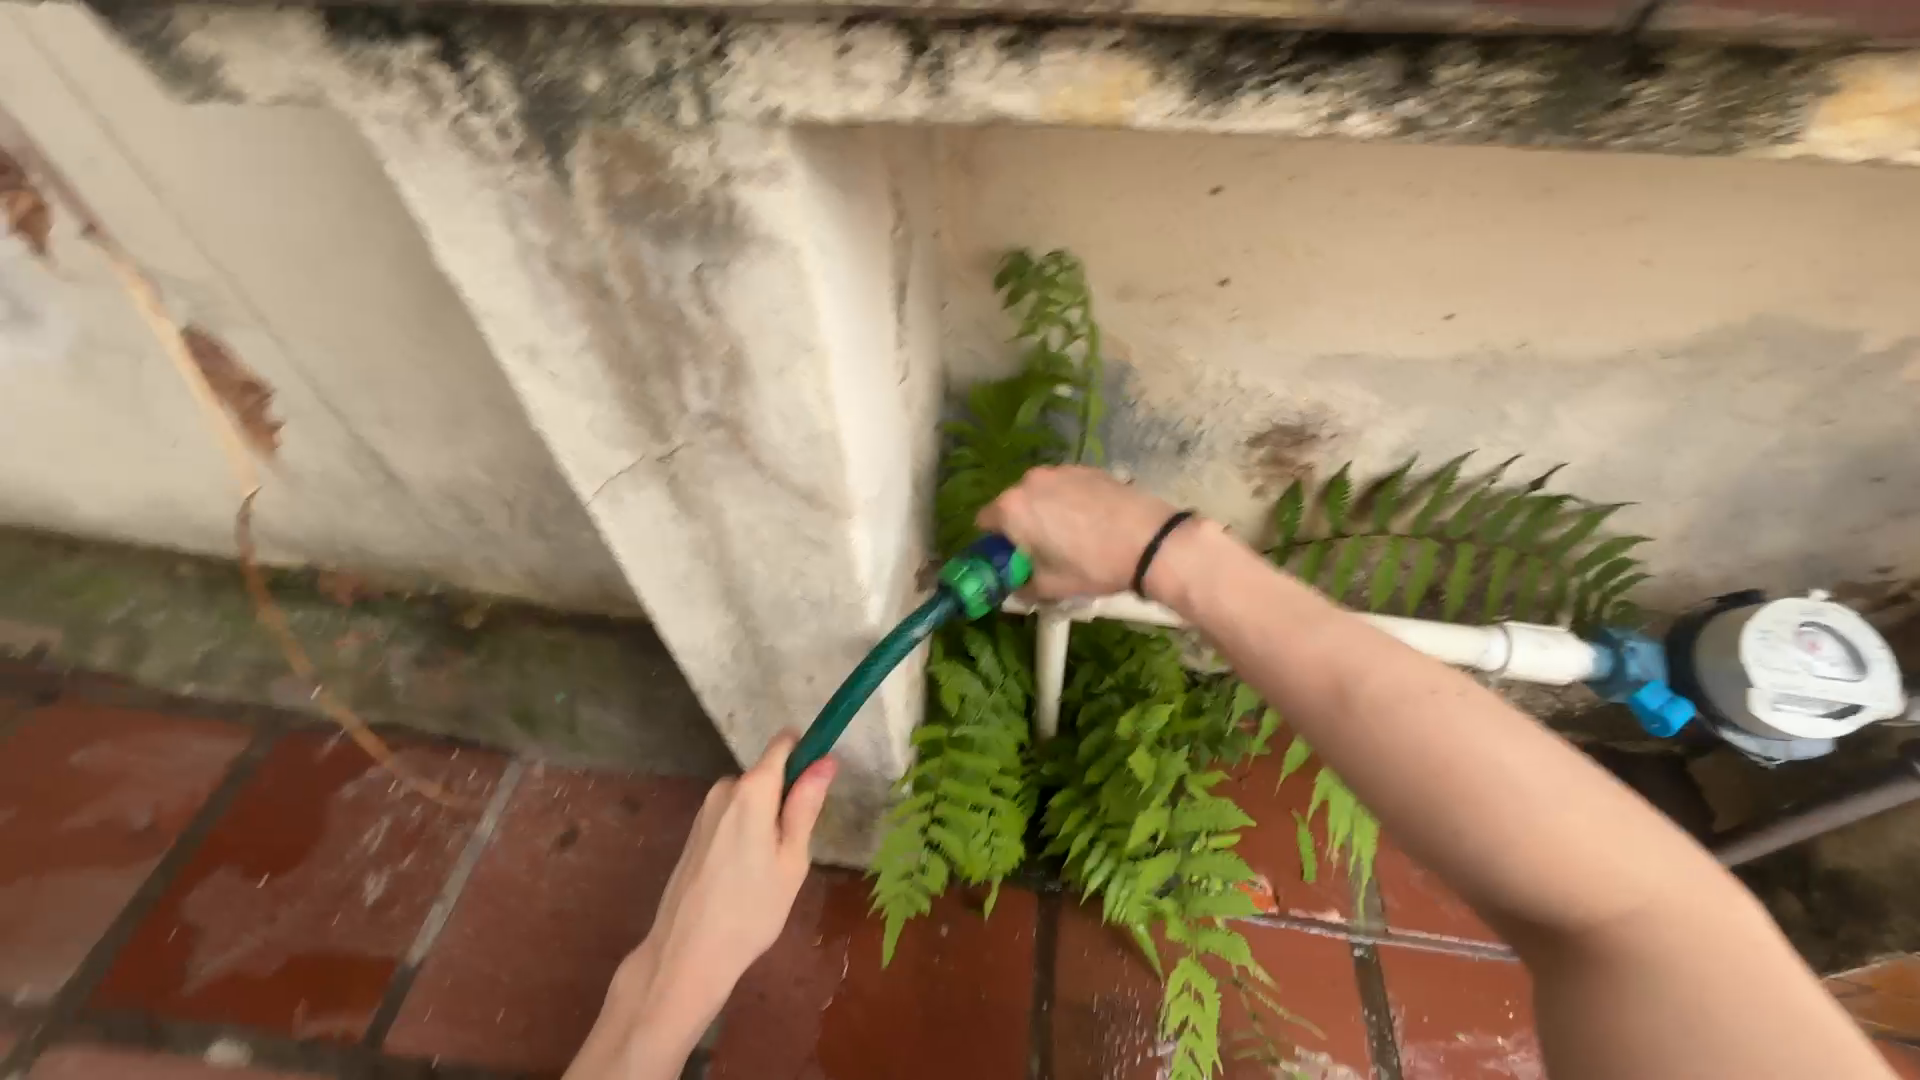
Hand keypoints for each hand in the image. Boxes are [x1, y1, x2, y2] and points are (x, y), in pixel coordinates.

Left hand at [568, 733, 835, 1079]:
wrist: (685, 955)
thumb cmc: (751, 909)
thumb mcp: (792, 859)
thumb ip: (806, 805)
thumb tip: (825, 761)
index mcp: (752, 790)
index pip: (784, 744)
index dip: (806, 755)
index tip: (819, 788)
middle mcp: (725, 789)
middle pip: (768, 774)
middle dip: (786, 799)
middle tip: (793, 849)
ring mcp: (705, 810)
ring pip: (751, 798)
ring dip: (766, 819)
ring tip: (768, 870)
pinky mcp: (694, 831)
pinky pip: (732, 816)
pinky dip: (746, 833)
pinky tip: (744, 876)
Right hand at [977, 465, 1184, 598]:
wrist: (1149, 541)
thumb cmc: (1091, 565)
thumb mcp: (1050, 587)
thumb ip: (1022, 587)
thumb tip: (1015, 589)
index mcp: (1011, 508)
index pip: (983, 522)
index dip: (994, 543)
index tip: (1010, 558)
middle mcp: (1030, 481)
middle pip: (1013, 504)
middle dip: (1021, 525)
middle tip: (1042, 550)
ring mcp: (1060, 470)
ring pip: (1041, 494)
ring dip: (1046, 511)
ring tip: (1071, 535)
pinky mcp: (1088, 468)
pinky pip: (1066, 486)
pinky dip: (1070, 501)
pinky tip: (1091, 522)